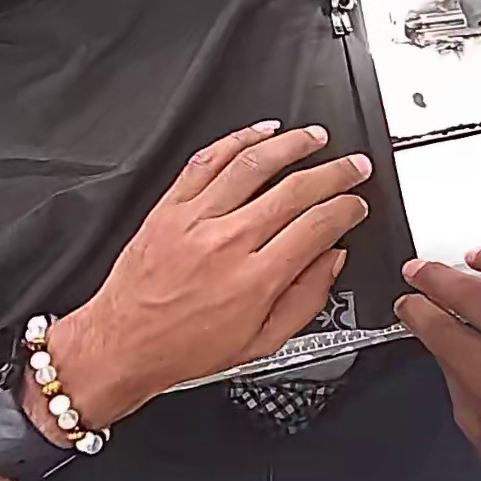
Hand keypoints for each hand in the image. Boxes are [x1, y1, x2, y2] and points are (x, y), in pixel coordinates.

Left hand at [37, 122, 371, 432]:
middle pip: (295, 190)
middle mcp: (228, 242)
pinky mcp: (170, 207)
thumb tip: (332, 260)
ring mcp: (196, 220)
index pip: (317, 226)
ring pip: (254, 165)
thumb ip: (306, 298)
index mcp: (255, 279)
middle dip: (335, 172)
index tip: (356, 203)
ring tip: (315, 137)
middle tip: (353, 165)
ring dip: (292, 144)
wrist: (124, 343)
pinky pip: (207, 161)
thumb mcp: (262, 342)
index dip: (347, 208)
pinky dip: (237, 140)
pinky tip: (259, 132)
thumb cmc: (187, 347)